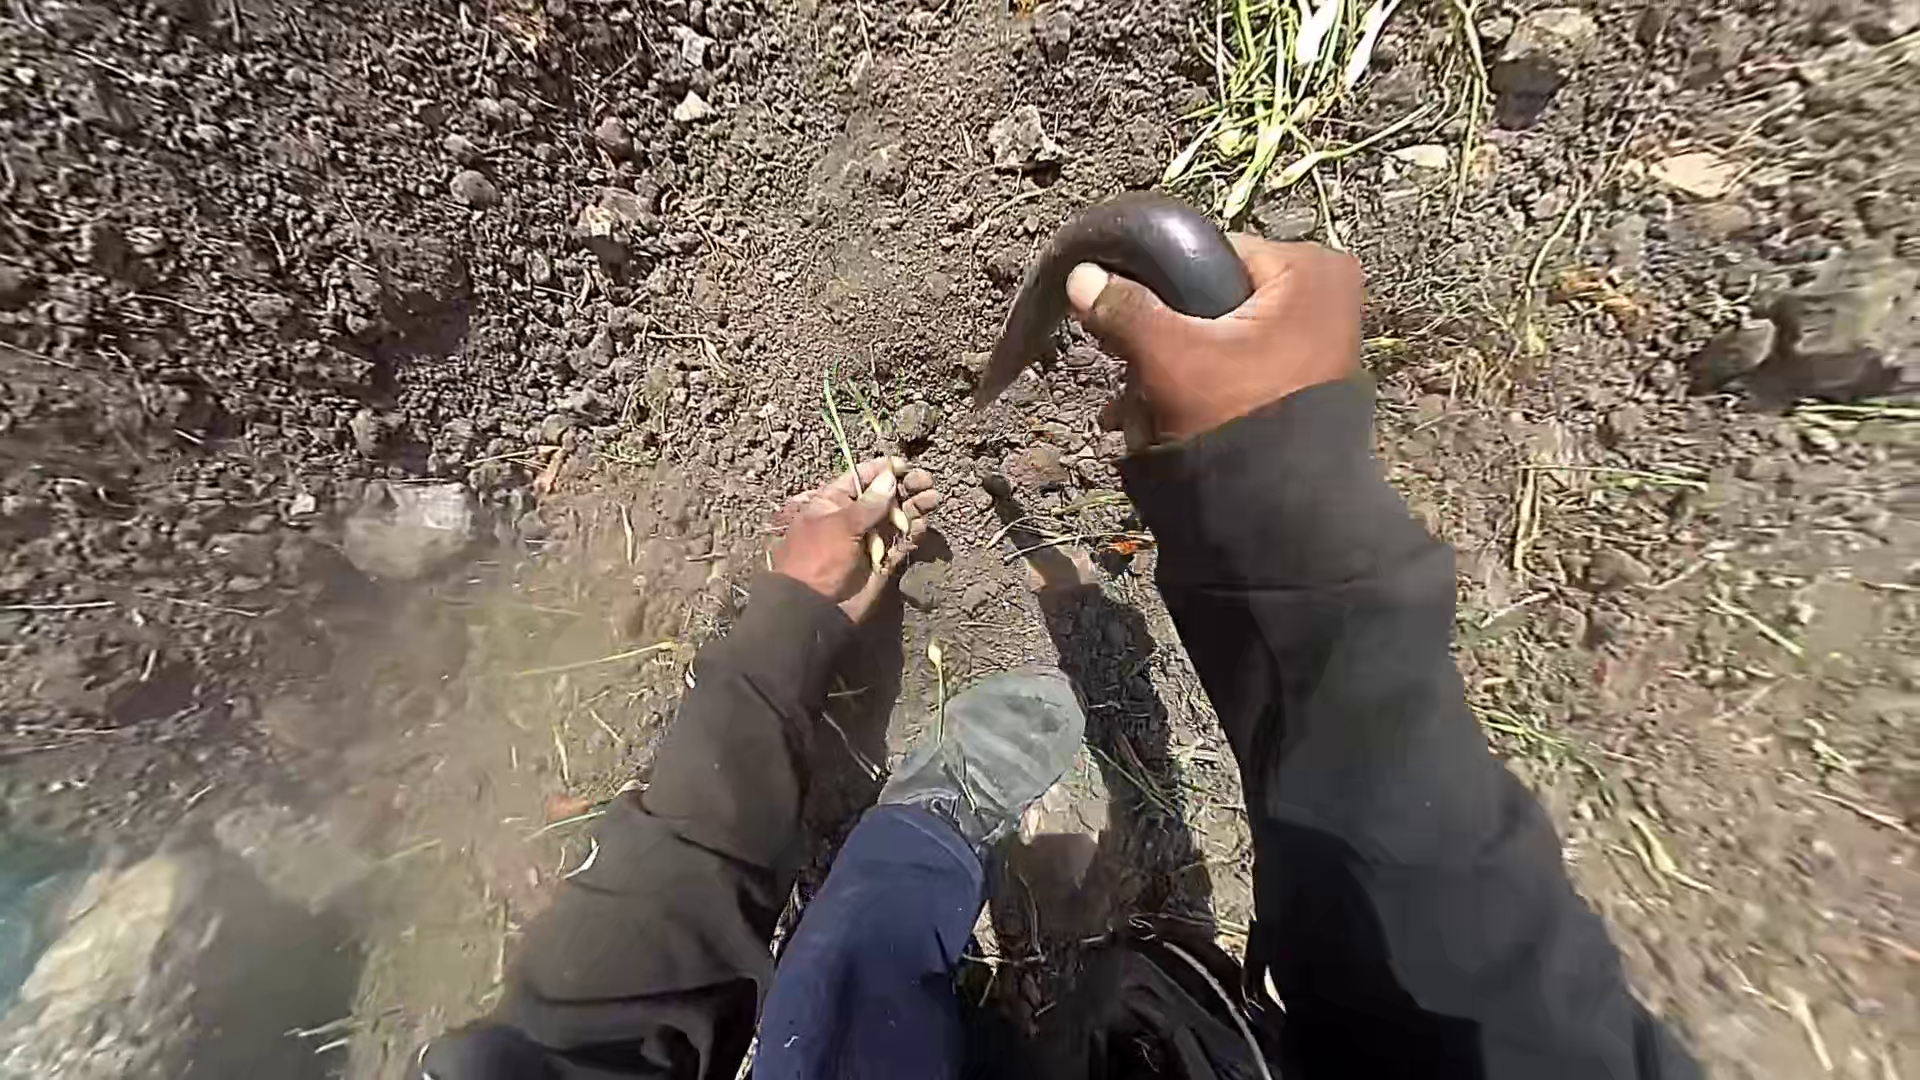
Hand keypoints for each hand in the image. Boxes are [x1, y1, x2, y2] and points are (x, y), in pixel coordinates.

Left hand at [772, 456, 940, 622]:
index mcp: (833, 503)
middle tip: (926, 481)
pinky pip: (901, 542)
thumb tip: (890, 476)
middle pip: (884, 496)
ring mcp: (869, 540)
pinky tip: (922, 523)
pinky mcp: (883, 560)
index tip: (904, 465)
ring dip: (915, 507)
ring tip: (933, 497)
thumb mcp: (840, 525)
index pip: (860, 478)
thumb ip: (869, 503)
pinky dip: (913, 532)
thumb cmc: (818, 560)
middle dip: (906, 487)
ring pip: (897, 517)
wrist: (815, 609)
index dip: (882, 470)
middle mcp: (853, 519)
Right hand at [1065, 235, 1361, 449]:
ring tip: (1133, 412)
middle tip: (1131, 380)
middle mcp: (1322, 295)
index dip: (1159, 290)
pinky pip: (1233, 369)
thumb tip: (1081, 276)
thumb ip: (1126, 311)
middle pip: (1208, 303)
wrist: (1281, 509)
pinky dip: (1195, 391)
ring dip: (1168, 374)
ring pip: (1215, 340)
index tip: (1127, 327)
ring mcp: (1314, 342)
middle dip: (1160, 346)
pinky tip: (1158, 421)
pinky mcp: (1298, 381)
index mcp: (1308, 269)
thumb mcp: (1171, 357)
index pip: (1208, 255)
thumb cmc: (1236, 416)